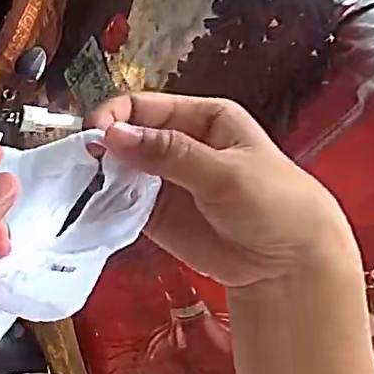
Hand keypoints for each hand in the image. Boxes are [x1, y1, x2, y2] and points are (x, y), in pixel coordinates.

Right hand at [87, 94, 354, 288]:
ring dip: (100, 176)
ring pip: (117, 169)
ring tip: (87, 187)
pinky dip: (105, 203)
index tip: (95, 134)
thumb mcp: (224, 173)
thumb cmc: (276, 206)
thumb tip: (113, 134)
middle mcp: (177, 145)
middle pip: (124, 136)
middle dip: (102, 147)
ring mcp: (162, 180)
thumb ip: (168, 153)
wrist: (288, 265)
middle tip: (86, 164)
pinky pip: (119, 201)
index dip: (116, 117)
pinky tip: (97, 207)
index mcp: (201, 119)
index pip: (144, 107)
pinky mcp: (152, 213)